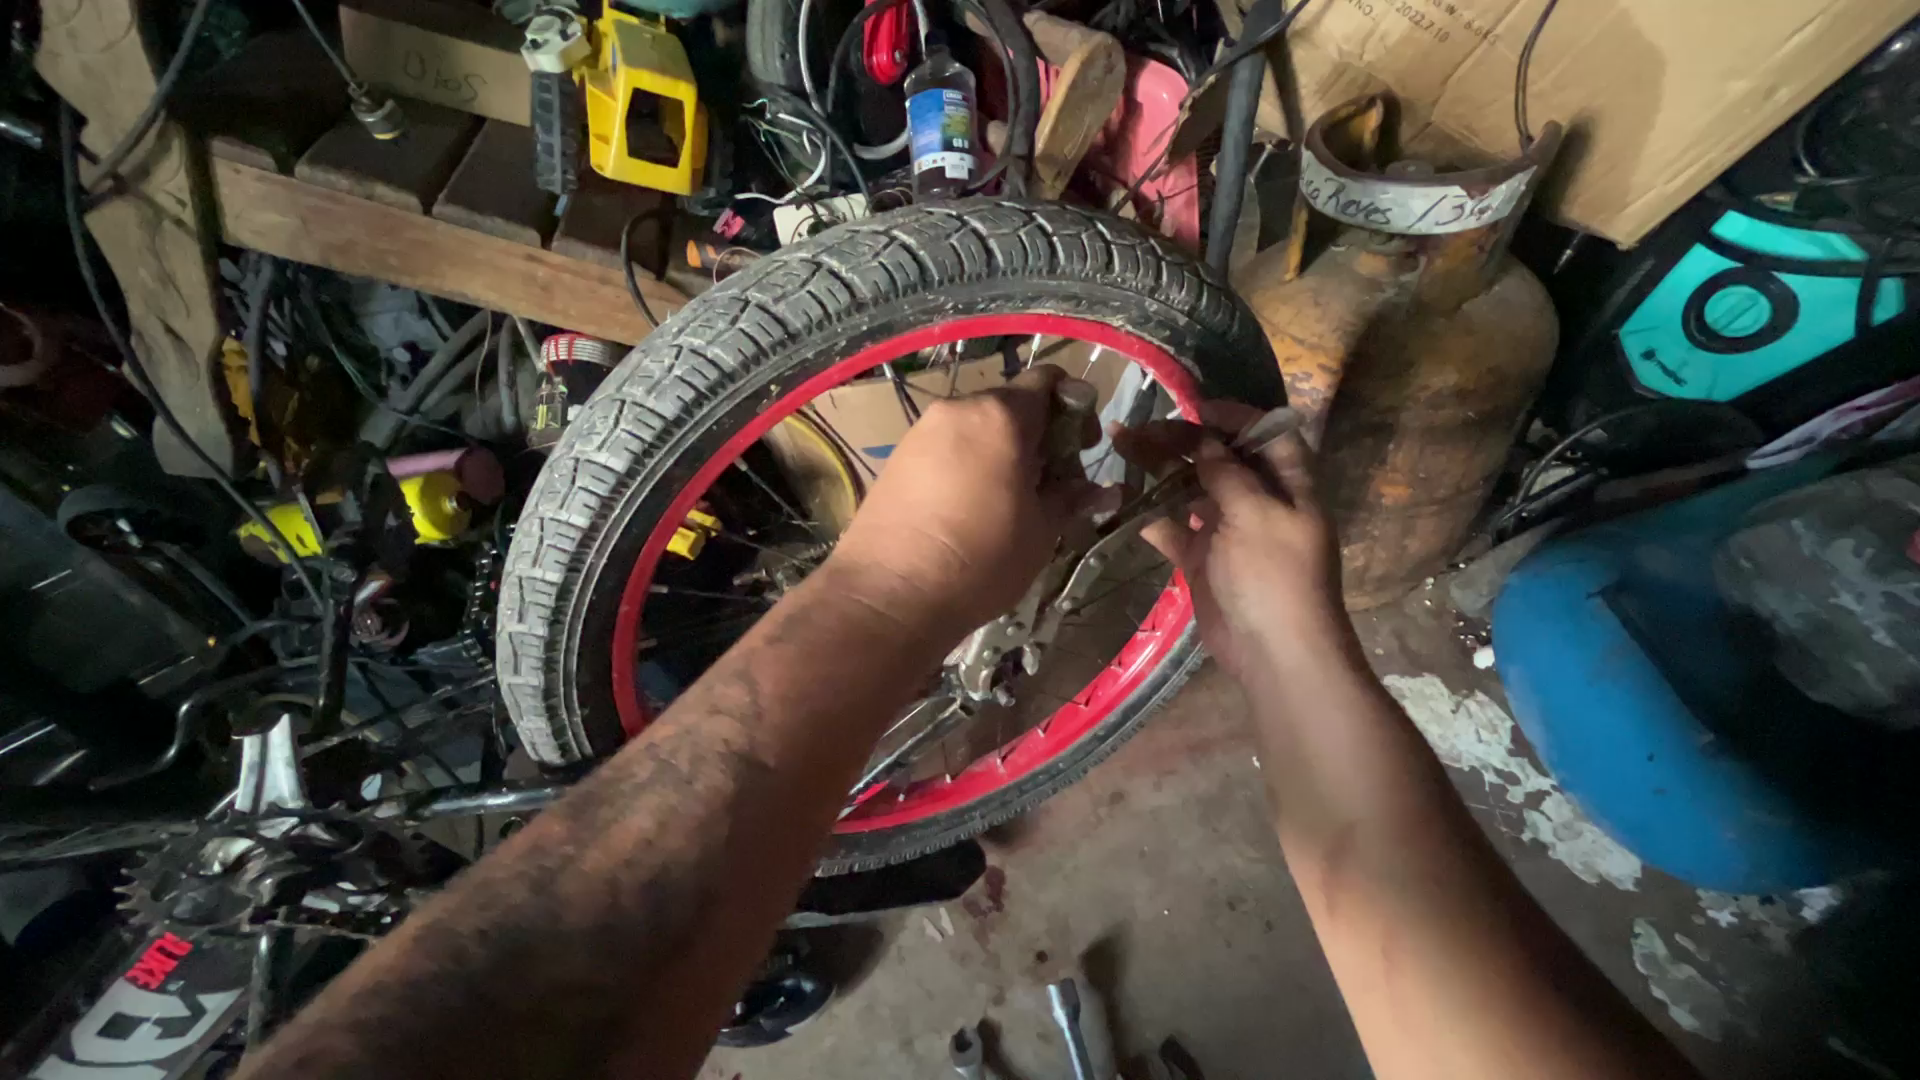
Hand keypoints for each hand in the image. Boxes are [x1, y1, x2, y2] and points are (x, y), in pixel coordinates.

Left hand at [823, 364, 1097, 633]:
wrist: (889, 596)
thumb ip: (1071, 499)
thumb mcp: (1040, 533)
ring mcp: (920, 432)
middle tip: (1049, 483)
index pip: (1048, 381)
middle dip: (1038, 436)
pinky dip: (967, 464)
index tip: (1081, 448)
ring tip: (1008, 500)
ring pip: (975, 428)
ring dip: (1001, 452)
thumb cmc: (980, 560)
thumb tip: (1103, 491)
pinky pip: (945, 448)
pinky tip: (970, 508)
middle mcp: (957, 410)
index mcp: (1000, 416)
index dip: (1075, 407)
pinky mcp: (896, 459)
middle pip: (1010, 406)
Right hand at [1113, 402, 1352, 682]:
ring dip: (1160, 473)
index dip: (1233, 416)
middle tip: (1139, 428)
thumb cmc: (1275, 576)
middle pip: (1219, 460)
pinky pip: (1174, 532)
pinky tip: (1124, 503)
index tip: (1192, 406)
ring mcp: (1228, 533)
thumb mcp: (1255, 515)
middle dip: (1182, 441)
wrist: (1274, 652)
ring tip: (1123, 450)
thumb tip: (1205, 441)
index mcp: (1287, 485)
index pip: (1265, 434)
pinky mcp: (1203, 561)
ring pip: (1191, 492)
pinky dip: (1152, 519)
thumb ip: (1227, 474)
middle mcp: (1259, 502)